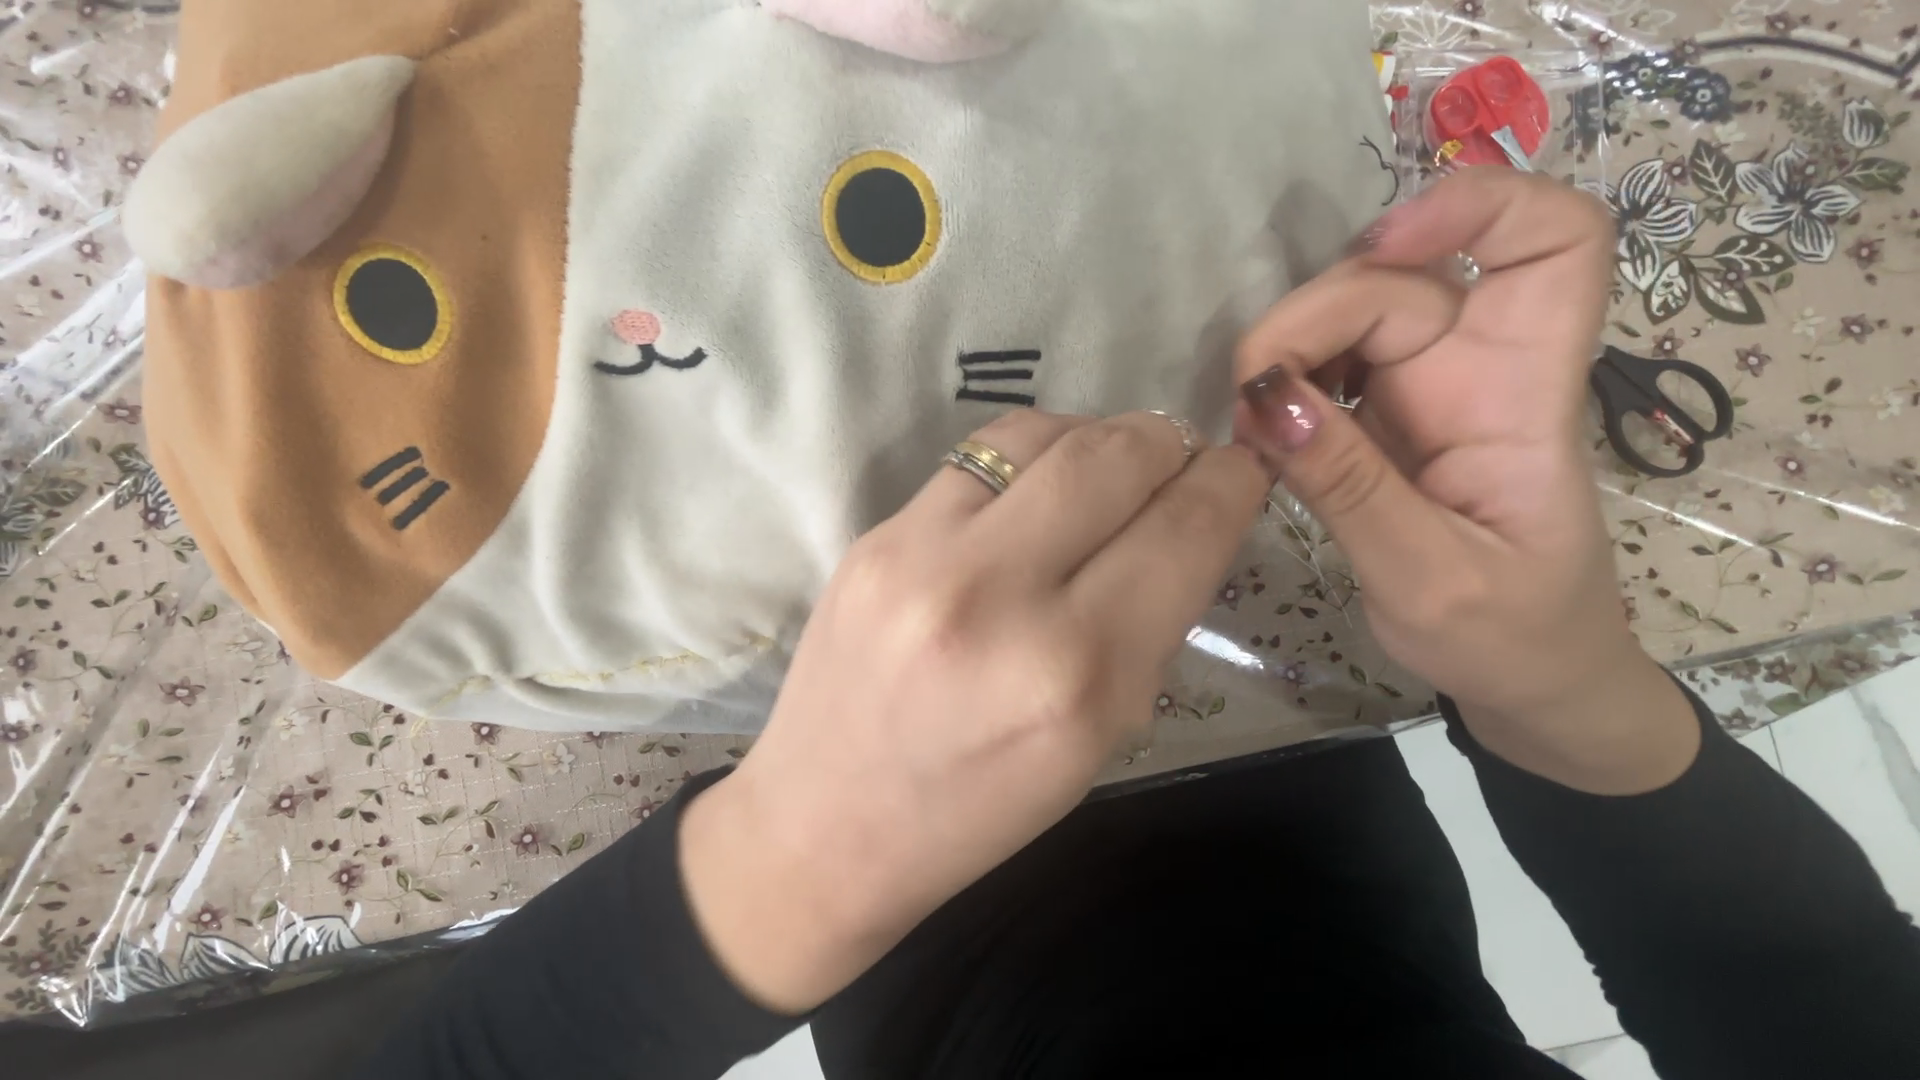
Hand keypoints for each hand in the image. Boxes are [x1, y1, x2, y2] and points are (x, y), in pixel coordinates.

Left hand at [682, 410, 1270, 1012]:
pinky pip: (974, 456)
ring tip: (1114, 462)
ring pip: (1041, 436)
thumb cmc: (977, 808)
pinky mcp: (871, 538)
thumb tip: (1184, 526)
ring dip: (1100, 436)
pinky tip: (1038, 482)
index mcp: (1076, 679)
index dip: (1228, 487)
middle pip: (1114, 459)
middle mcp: (997, 602)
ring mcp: (920, 558)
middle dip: (1169, 444)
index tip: (1239, 473)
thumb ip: (1149, 625)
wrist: (827, 826)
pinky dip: (1029, 455)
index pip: (1181, 536)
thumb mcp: (1099, 739)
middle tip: (1182, 458)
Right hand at [1231, 168, 1697, 794]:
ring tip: (1248, 422)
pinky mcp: (1379, 428)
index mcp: (1523, 394)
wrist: (1529, 684)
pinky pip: (1323, 373)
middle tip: (1251, 396)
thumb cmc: (1508, 636)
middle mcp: (1474, 374)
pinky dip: (1281, 387)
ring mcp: (1421, 398)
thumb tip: (1266, 398)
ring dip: (1288, 349)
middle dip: (1316, 315)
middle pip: (1400, 283)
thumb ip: (1349, 487)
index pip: (1550, 242)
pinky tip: (1258, 431)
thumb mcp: (1427, 576)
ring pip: (1350, 319)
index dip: (1475, 206)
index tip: (1380, 249)